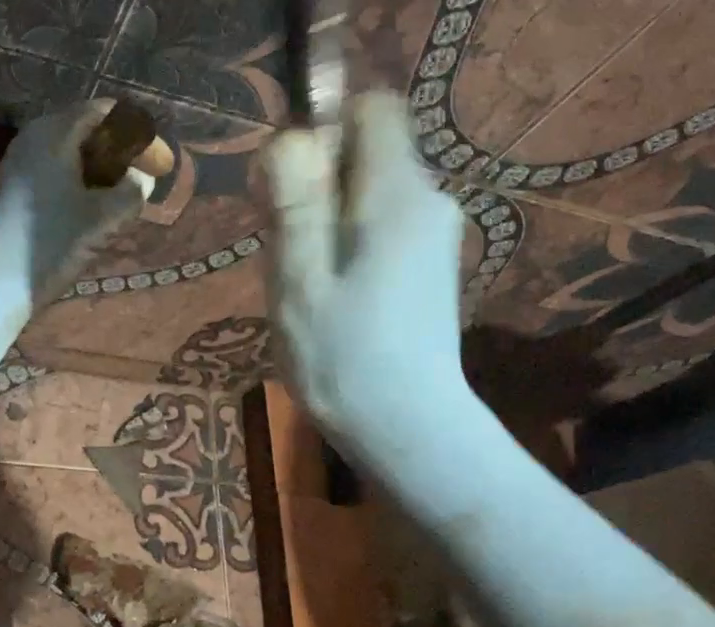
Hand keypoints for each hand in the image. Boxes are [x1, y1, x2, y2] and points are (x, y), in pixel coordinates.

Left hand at [0, 99, 156, 303]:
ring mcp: (21, 166)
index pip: (106, 113)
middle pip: (89, 131)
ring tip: (126, 200)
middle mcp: (35, 138)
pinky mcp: (16, 192)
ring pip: (73, 155)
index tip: (163, 167)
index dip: (141, 137)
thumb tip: (141, 178)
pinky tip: (96, 211)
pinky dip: (83, 184)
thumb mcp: (103, 218)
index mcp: (55, 131)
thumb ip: (132, 191)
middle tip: (147, 182)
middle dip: (122, 154)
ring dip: (104, 172)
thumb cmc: (51, 244)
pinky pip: (58, 174)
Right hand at [264, 92, 471, 459]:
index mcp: (396, 194)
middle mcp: (427, 201)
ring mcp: (434, 238)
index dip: (322, 130)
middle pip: (365, 156)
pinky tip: (330, 304)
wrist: (406, 428)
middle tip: (280, 252)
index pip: (371, 110)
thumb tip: (290, 137)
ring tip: (301, 288)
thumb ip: (294, 204)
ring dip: (325, 227)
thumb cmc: (343, 359)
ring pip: (368, 198)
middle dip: (315, 187)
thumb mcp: (299, 281)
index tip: (285, 184)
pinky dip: (348, 251)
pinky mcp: (430, 271)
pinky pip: (380, 232)